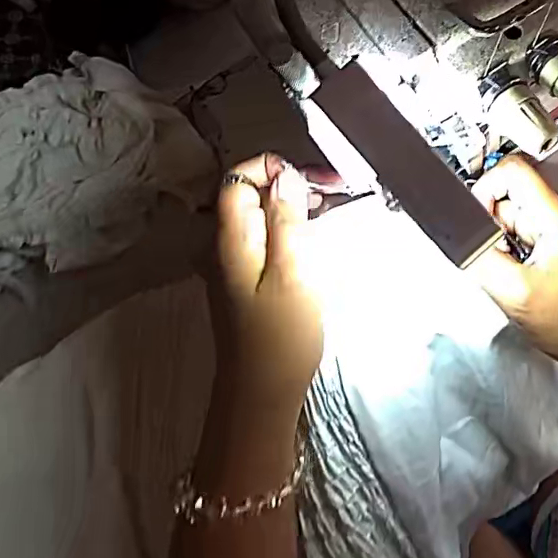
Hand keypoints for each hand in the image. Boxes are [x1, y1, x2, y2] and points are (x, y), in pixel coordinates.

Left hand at [211, 154, 324, 418]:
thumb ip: (286, 219)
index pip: (237, 179)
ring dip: (293, 200)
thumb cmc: (280, 334)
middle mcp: (226, 244)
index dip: (271, 166)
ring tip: (331, 202)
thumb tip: (286, 175)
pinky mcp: (249, 275)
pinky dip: (291, 222)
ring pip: (261, 212)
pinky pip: (267, 232)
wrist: (263, 391)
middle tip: (332, 187)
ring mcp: (236, 261)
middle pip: (250, 191)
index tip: (311, 176)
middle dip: (289, 179)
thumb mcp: (291, 272)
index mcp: (231, 239)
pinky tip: (316, 228)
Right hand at [467, 154, 557, 371]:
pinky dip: (511, 254)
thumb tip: (457, 238)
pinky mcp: (556, 247)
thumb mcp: (515, 292)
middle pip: (508, 192)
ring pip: (512, 216)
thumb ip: (480, 258)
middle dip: (490, 223)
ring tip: (511, 273)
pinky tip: (520, 279)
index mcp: (554, 215)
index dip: (484, 189)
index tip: (475, 220)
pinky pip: (521, 237)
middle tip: (496, 257)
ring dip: (500, 241)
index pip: (511, 169)